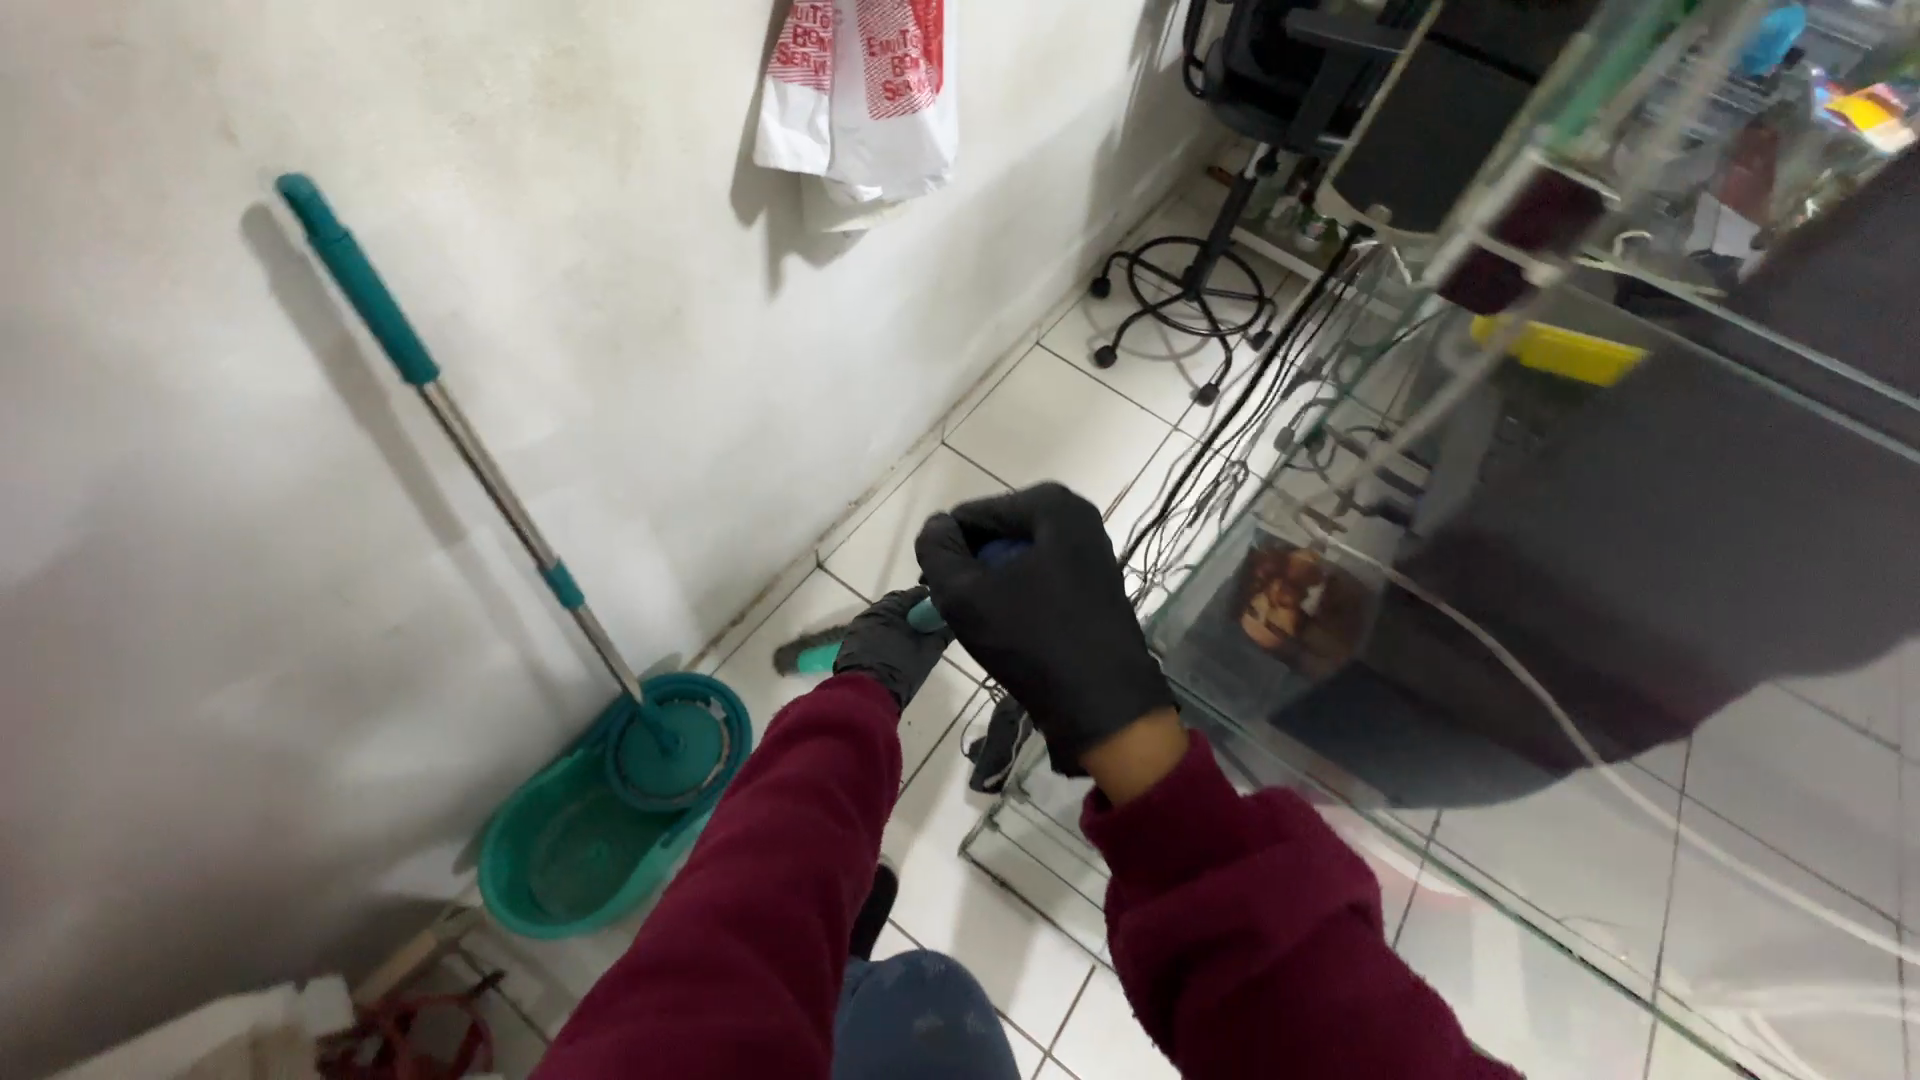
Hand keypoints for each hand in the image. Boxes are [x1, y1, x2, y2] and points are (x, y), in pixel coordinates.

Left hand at [832, 587, 955, 709]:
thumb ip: (942, 634)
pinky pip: (870, 632)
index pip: (911, 595)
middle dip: (909, 613)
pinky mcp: (849, 644)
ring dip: (894, 625)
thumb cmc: (901, 670)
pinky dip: (882, 636)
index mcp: (889, 609)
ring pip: (881, 620)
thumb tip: (952, 624)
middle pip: (894, 606)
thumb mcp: (928, 653)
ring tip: (908, 639)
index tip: (937, 609)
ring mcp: (856, 629)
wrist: (867, 697)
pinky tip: (891, 649)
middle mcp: (869, 613)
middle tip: (924, 626)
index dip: (926, 600)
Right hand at [915, 483, 1174, 774]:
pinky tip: (1013, 633)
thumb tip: (936, 527)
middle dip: (972, 569)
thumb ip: (937, 551)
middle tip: (960, 612)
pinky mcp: (1095, 586)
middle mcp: (1078, 518)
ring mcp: (1091, 553)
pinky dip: (1019, 599)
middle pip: (997, 535)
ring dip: (993, 587)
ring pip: (1017, 560)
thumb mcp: (966, 595)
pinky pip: (1040, 580)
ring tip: (986, 626)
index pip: (970, 516)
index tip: (938, 594)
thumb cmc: (1032, 642)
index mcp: (1051, 505)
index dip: (946, 554)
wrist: (1104, 706)